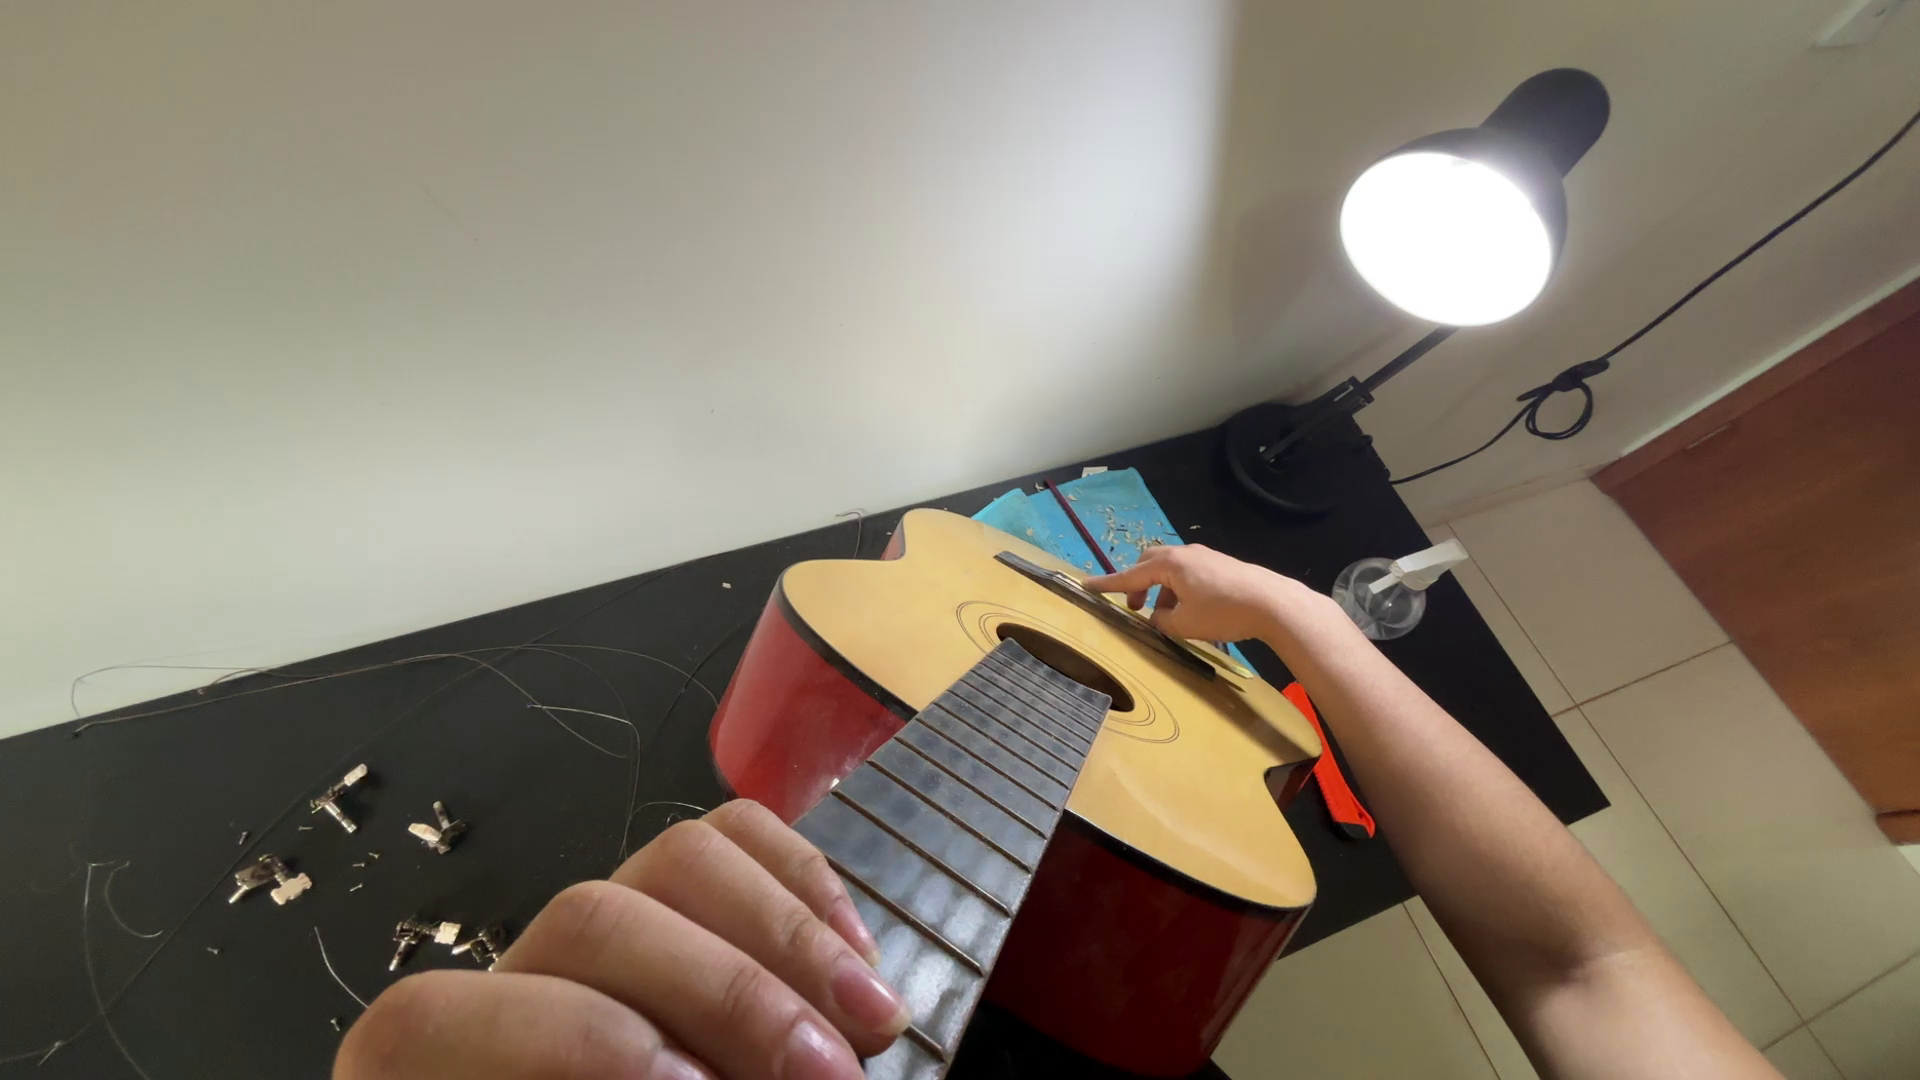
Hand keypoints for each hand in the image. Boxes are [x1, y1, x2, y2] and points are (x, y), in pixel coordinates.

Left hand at [336, 800, 907, 1079]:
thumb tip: (729, 1069)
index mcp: (434, 1065)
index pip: (436, 1018)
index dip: (588, 1048)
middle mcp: (516, 964)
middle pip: (597, 921)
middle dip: (736, 995)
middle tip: (834, 1075)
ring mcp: (608, 901)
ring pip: (682, 856)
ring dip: (791, 939)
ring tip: (873, 1019)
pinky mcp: (680, 878)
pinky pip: (740, 832)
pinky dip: (808, 884)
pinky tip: (857, 954)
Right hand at [1084, 544, 1310, 643]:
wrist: (1273, 603)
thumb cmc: (1223, 612)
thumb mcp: (1184, 624)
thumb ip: (1162, 621)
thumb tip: (1157, 617)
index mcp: (1169, 565)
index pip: (1129, 576)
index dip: (1107, 584)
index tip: (1087, 586)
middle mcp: (1183, 554)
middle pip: (1149, 563)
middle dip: (1137, 585)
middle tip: (1136, 608)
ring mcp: (1204, 557)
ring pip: (1170, 570)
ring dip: (1161, 591)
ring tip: (1167, 617)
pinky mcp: (1220, 565)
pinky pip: (1188, 573)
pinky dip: (1179, 590)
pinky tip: (1192, 612)